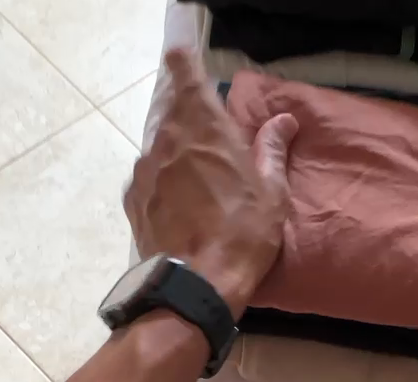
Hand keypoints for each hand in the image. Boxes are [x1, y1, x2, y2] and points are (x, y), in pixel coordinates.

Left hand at [124, 48, 296, 316]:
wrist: (197, 285)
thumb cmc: (242, 236)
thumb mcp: (272, 194)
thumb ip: (273, 151)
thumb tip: (284, 122)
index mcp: (205, 127)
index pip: (184, 70)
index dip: (185, 62)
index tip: (188, 61)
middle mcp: (168, 138)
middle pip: (173, 111)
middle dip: (191, 120)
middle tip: (212, 146)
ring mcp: (145, 168)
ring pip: (161, 147)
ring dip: (177, 156)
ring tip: (198, 187)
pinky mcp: (133, 198)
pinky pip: (150, 179)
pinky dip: (164, 185)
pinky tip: (181, 209)